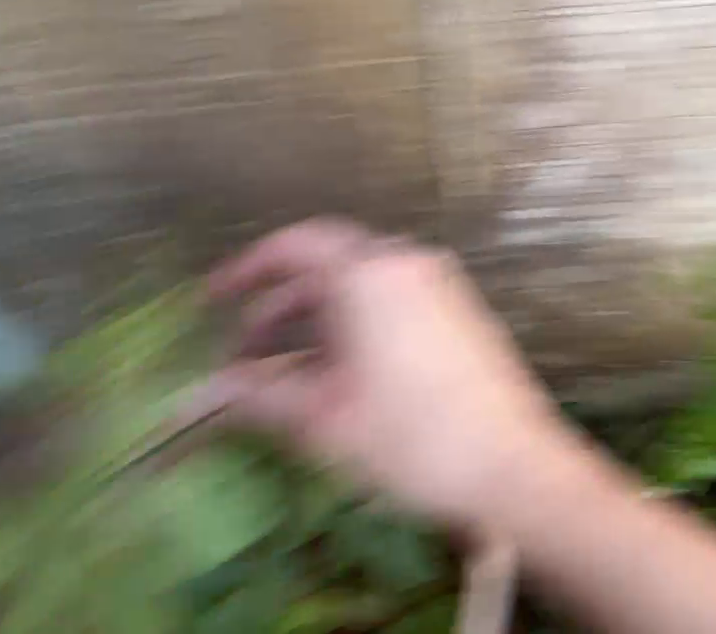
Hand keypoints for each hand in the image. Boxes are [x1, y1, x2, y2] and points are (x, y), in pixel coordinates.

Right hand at [207, 218, 585, 531]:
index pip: (295, 245)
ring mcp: (438, 284)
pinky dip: (355, 323)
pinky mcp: (459, 310)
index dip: (248, 269)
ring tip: (285, 371)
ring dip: (316, 320)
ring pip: (360, 287)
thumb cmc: (413, 439)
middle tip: (241, 353)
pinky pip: (392, 299)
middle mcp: (405, 262)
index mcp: (369, 272)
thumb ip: (258, 397)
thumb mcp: (325, 419)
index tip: (214, 298)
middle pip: (326, 267)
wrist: (517, 470)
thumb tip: (198, 398)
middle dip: (278, 307)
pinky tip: (340, 372)